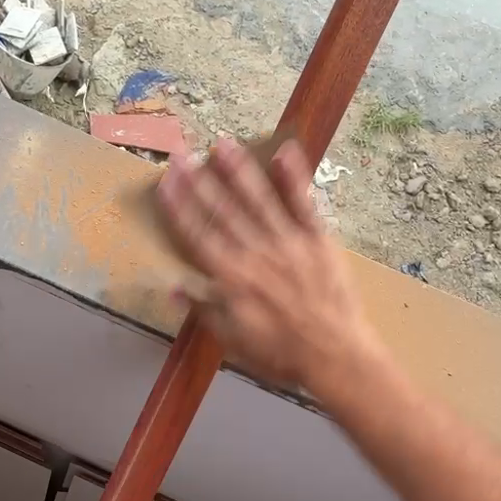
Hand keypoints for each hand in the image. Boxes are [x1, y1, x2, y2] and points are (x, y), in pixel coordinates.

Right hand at [155, 138, 380, 391]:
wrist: (335, 356)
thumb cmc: (281, 355)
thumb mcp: (233, 342)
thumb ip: (205, 311)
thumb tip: (175, 288)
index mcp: (231, 279)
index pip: (196, 236)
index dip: (178, 207)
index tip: (164, 182)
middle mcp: (255, 253)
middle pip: (221, 211)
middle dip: (198, 181)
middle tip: (181, 152)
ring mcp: (288, 242)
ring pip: (257, 200)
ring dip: (238, 171)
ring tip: (222, 144)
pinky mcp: (318, 239)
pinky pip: (303, 203)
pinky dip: (293, 177)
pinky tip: (282, 152)